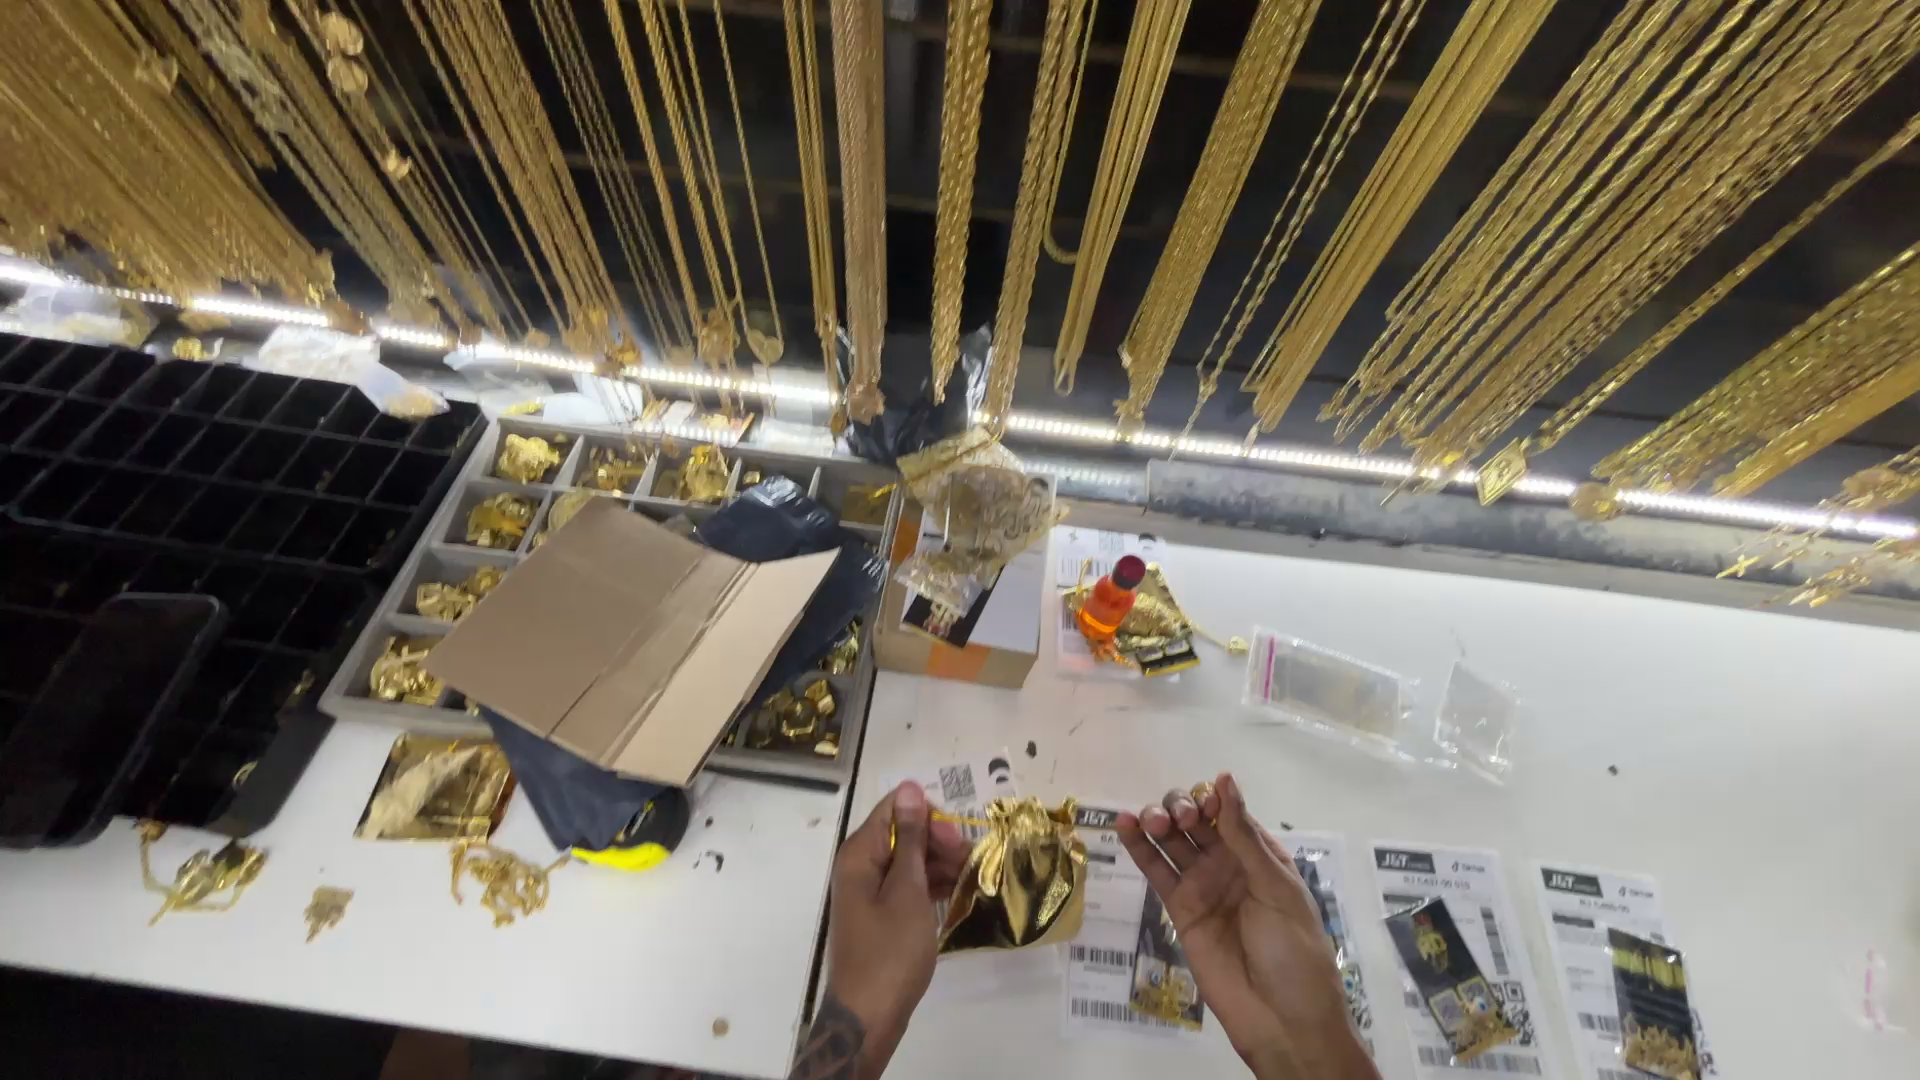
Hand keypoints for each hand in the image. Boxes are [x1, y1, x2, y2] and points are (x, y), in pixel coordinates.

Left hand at [810, 782, 969, 1079]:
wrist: (868, 1018)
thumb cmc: (890, 951)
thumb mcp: (907, 890)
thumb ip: (911, 838)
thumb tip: (910, 788)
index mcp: (860, 852)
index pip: (895, 808)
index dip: (928, 815)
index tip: (958, 837)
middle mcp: (860, 864)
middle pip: (903, 832)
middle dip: (938, 840)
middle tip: (969, 860)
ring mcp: (868, 890)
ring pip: (908, 859)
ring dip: (938, 863)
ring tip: (969, 877)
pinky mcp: (880, 913)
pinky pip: (907, 884)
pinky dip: (930, 885)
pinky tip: (956, 892)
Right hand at [1119, 774, 1378, 1079]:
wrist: (1282, 1020)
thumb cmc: (1294, 951)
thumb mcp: (1277, 889)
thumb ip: (1244, 837)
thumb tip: (1224, 779)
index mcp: (1258, 855)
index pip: (1227, 812)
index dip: (1212, 801)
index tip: (1205, 807)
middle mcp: (1227, 863)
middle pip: (1195, 820)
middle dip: (1181, 808)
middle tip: (1179, 820)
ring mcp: (1200, 884)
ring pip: (1171, 840)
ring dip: (1157, 820)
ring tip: (1150, 821)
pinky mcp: (1178, 907)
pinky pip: (1156, 870)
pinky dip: (1138, 846)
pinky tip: (1124, 823)